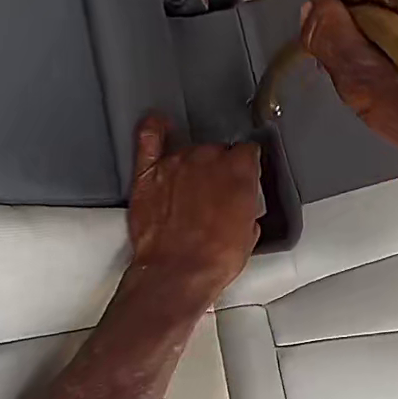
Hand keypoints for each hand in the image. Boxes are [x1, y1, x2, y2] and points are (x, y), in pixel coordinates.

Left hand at [123, 114, 263, 308]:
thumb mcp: (249, 232)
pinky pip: (149, 138)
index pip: (248, 152)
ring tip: (194, 186)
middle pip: (218, 150)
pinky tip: (159, 125)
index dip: (248, 165)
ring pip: (189, 149)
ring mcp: (175, 164)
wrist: (177, 273)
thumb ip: (247, 205)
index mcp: (239, 171)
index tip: (246, 175)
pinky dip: (154, 128)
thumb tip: (242, 204)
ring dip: (194, 163)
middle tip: (218, 193)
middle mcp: (208, 159)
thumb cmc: (214, 257)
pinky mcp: (148, 173)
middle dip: (221, 168)